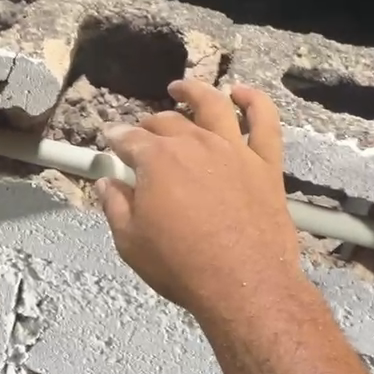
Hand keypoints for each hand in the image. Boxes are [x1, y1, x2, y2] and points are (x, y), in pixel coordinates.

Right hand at [98, 81, 305, 322]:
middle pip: (166, 121)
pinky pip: (264, 121)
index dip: (115, 136)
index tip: (109, 138)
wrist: (245, 285)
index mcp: (157, 160)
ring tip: (181, 88)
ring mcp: (233, 150)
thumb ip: (116, 206)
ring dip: (193, 92)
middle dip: (148, 124)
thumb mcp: (131, 242)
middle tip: (141, 133)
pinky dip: (254, 101)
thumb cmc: (181, 266)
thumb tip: (107, 184)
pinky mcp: (266, 164)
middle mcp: (194, 144)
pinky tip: (241, 93)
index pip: (128, 138)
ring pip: (212, 106)